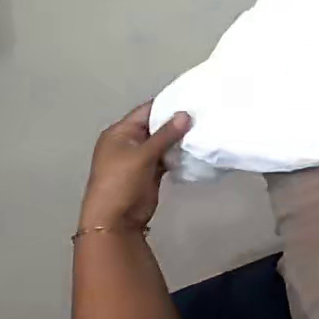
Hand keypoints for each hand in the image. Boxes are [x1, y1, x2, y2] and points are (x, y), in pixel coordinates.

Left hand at [78, 103, 191, 232]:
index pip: (146, 111)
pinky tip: (196, 148)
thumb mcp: (142, 155)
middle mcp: (129, 142)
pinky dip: (178, 154)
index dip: (167, 104)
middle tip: (203, 113)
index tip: (191, 98)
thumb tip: (186, 114)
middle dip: (176, 122)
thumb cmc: (121, 181)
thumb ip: (165, 135)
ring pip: (162, 143)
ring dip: (179, 139)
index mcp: (120, 132)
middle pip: (155, 126)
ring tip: (204, 128)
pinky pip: (166, 157)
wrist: (115, 220)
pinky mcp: (150, 172)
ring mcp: (140, 158)